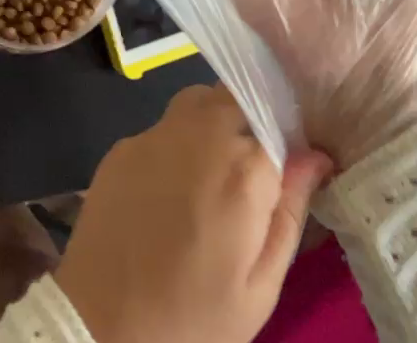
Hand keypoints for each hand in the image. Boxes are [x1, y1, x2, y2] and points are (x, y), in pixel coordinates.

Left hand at [53, 86, 332, 342]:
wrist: (101, 324)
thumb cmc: (194, 316)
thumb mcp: (261, 283)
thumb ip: (289, 210)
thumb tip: (314, 155)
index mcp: (243, 170)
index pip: (279, 119)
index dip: (289, 136)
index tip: (294, 162)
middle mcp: (196, 137)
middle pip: (233, 97)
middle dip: (250, 119)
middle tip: (254, 170)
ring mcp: (151, 138)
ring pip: (195, 102)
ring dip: (213, 122)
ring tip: (216, 176)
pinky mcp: (119, 148)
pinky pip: (161, 128)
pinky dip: (177, 143)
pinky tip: (174, 188)